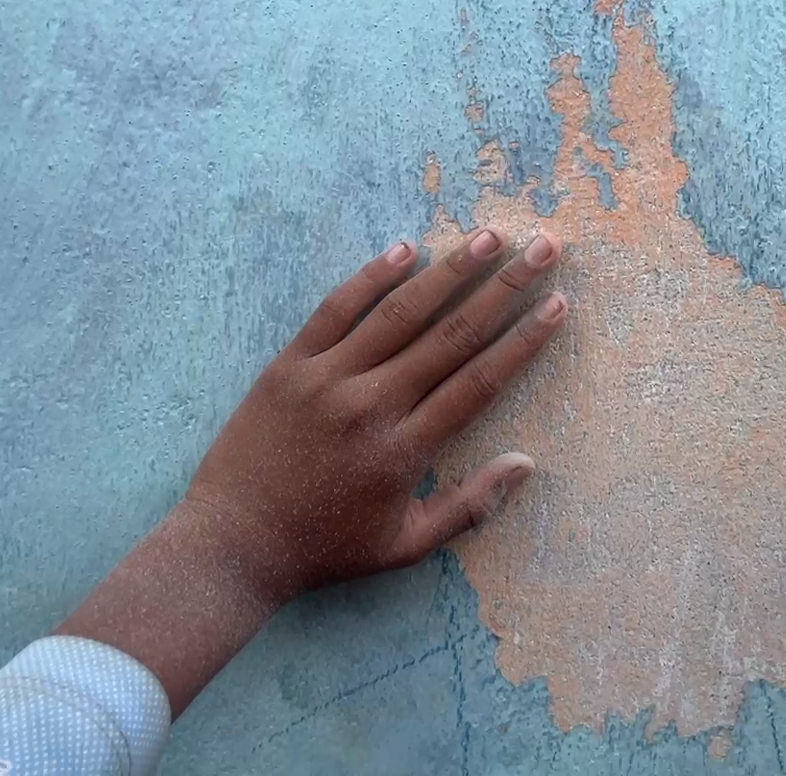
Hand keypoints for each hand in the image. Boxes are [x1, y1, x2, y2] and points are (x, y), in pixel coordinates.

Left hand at [184, 227, 565, 596]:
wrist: (227, 547)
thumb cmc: (326, 548)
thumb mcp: (405, 546)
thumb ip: (470, 506)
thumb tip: (528, 463)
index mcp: (405, 449)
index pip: (480, 381)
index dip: (524, 340)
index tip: (558, 304)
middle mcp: (372, 405)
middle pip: (451, 335)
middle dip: (504, 288)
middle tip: (542, 249)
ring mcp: (328, 379)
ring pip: (400, 313)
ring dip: (450, 271)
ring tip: (489, 237)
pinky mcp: (289, 365)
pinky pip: (334, 310)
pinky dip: (370, 277)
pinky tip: (406, 248)